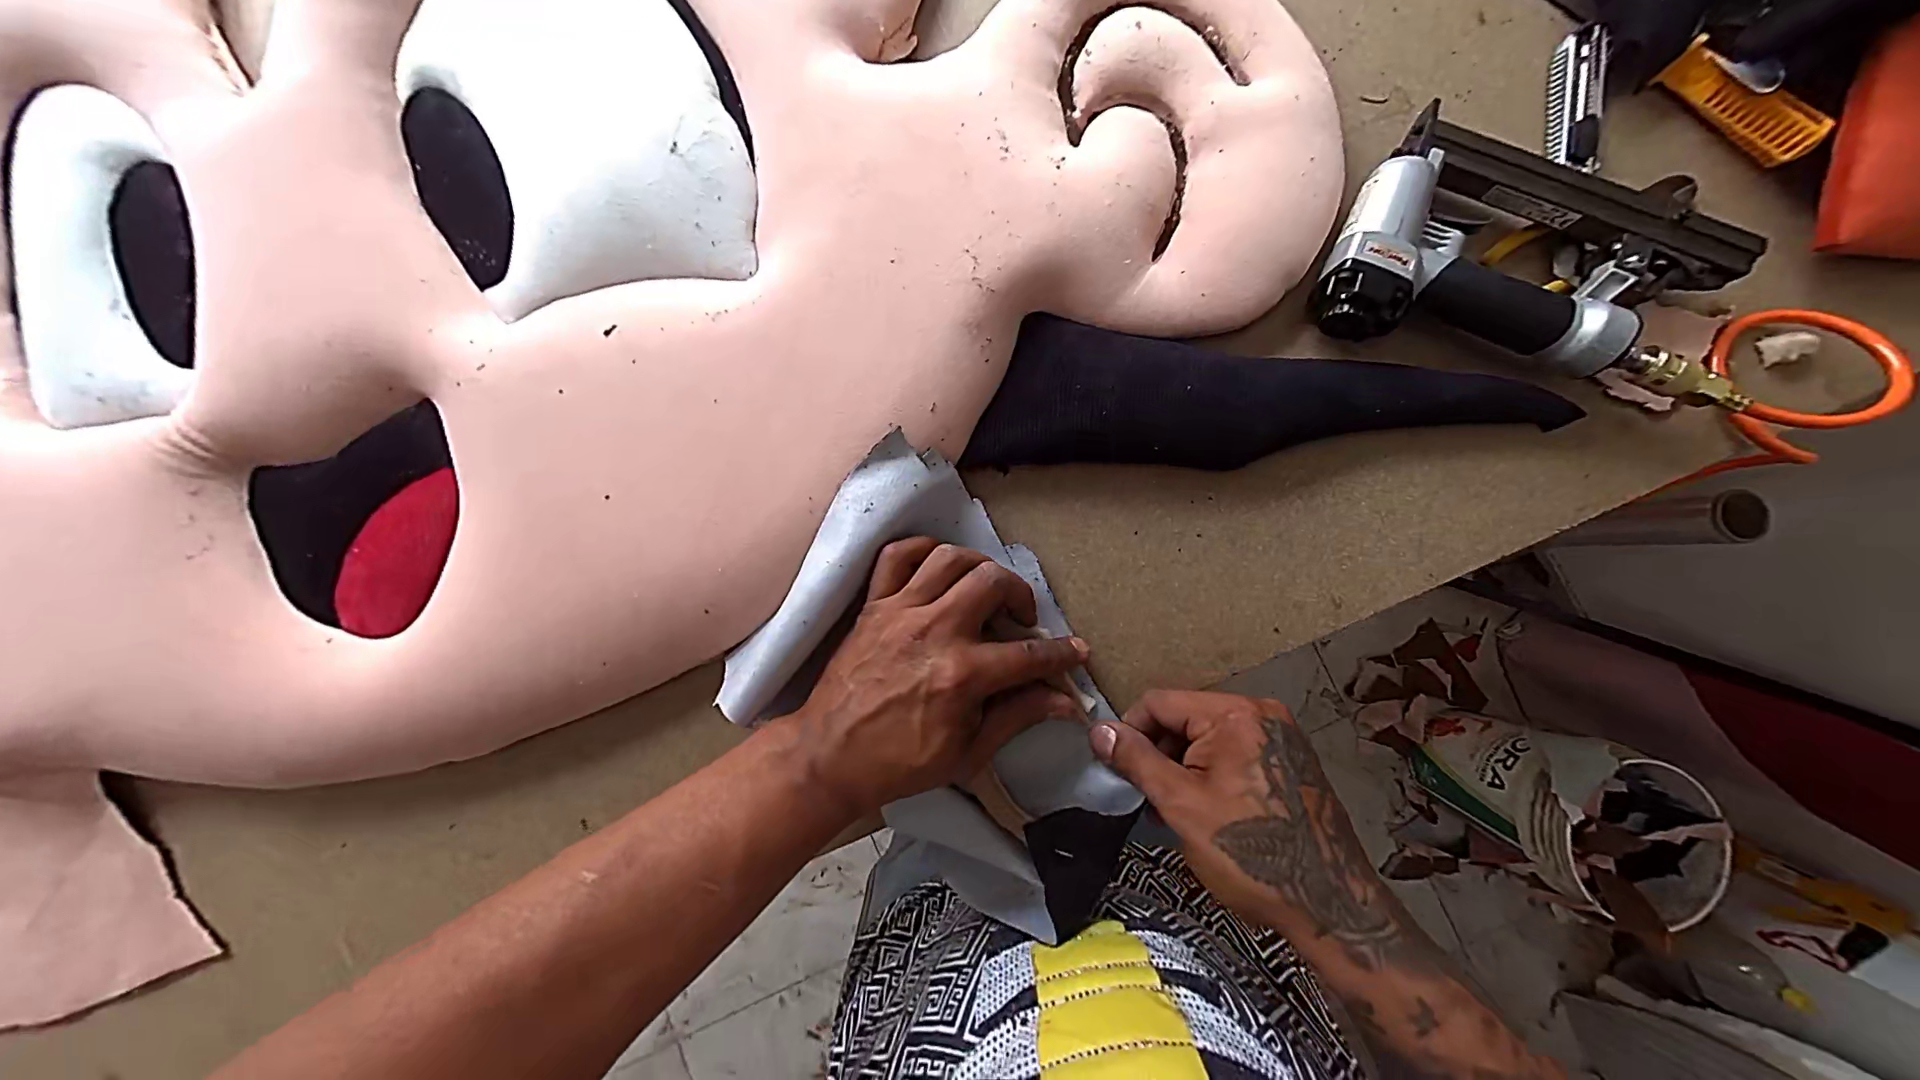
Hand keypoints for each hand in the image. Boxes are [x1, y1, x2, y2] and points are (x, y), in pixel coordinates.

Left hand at [782, 538, 1089, 818]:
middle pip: (993, 583)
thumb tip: (1062, 701)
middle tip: (1022, 618)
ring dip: (979, 566)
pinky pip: (896, 556)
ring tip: (984, 589)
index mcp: (961, 675)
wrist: (828, 756)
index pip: (1029, 654)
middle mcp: (934, 631)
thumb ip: (1017, 717)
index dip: (1062, 653)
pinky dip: (922, 549)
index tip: (1076, 651)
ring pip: (950, 558)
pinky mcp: (873, 606)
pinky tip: (938, 565)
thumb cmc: (899, 763)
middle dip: (1021, 594)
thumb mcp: (967, 752)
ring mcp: (900, 612)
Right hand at [1093, 692, 1568, 1079]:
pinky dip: (1210, 772)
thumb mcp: (1180, 804)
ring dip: (1182, 765)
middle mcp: (1261, 713)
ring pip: (1207, 736)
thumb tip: (1098, 731)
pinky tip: (1206, 809)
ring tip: (1177, 809)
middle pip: (1184, 716)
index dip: (1130, 730)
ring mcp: (1280, 736)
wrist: (1333, 909)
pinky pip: (1233, 751)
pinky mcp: (1290, 761)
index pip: (1160, 701)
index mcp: (1235, 714)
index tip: (1118, 767)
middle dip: (1158, 751)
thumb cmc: (1251, 853)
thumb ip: (1136, 759)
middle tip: (1149, 796)